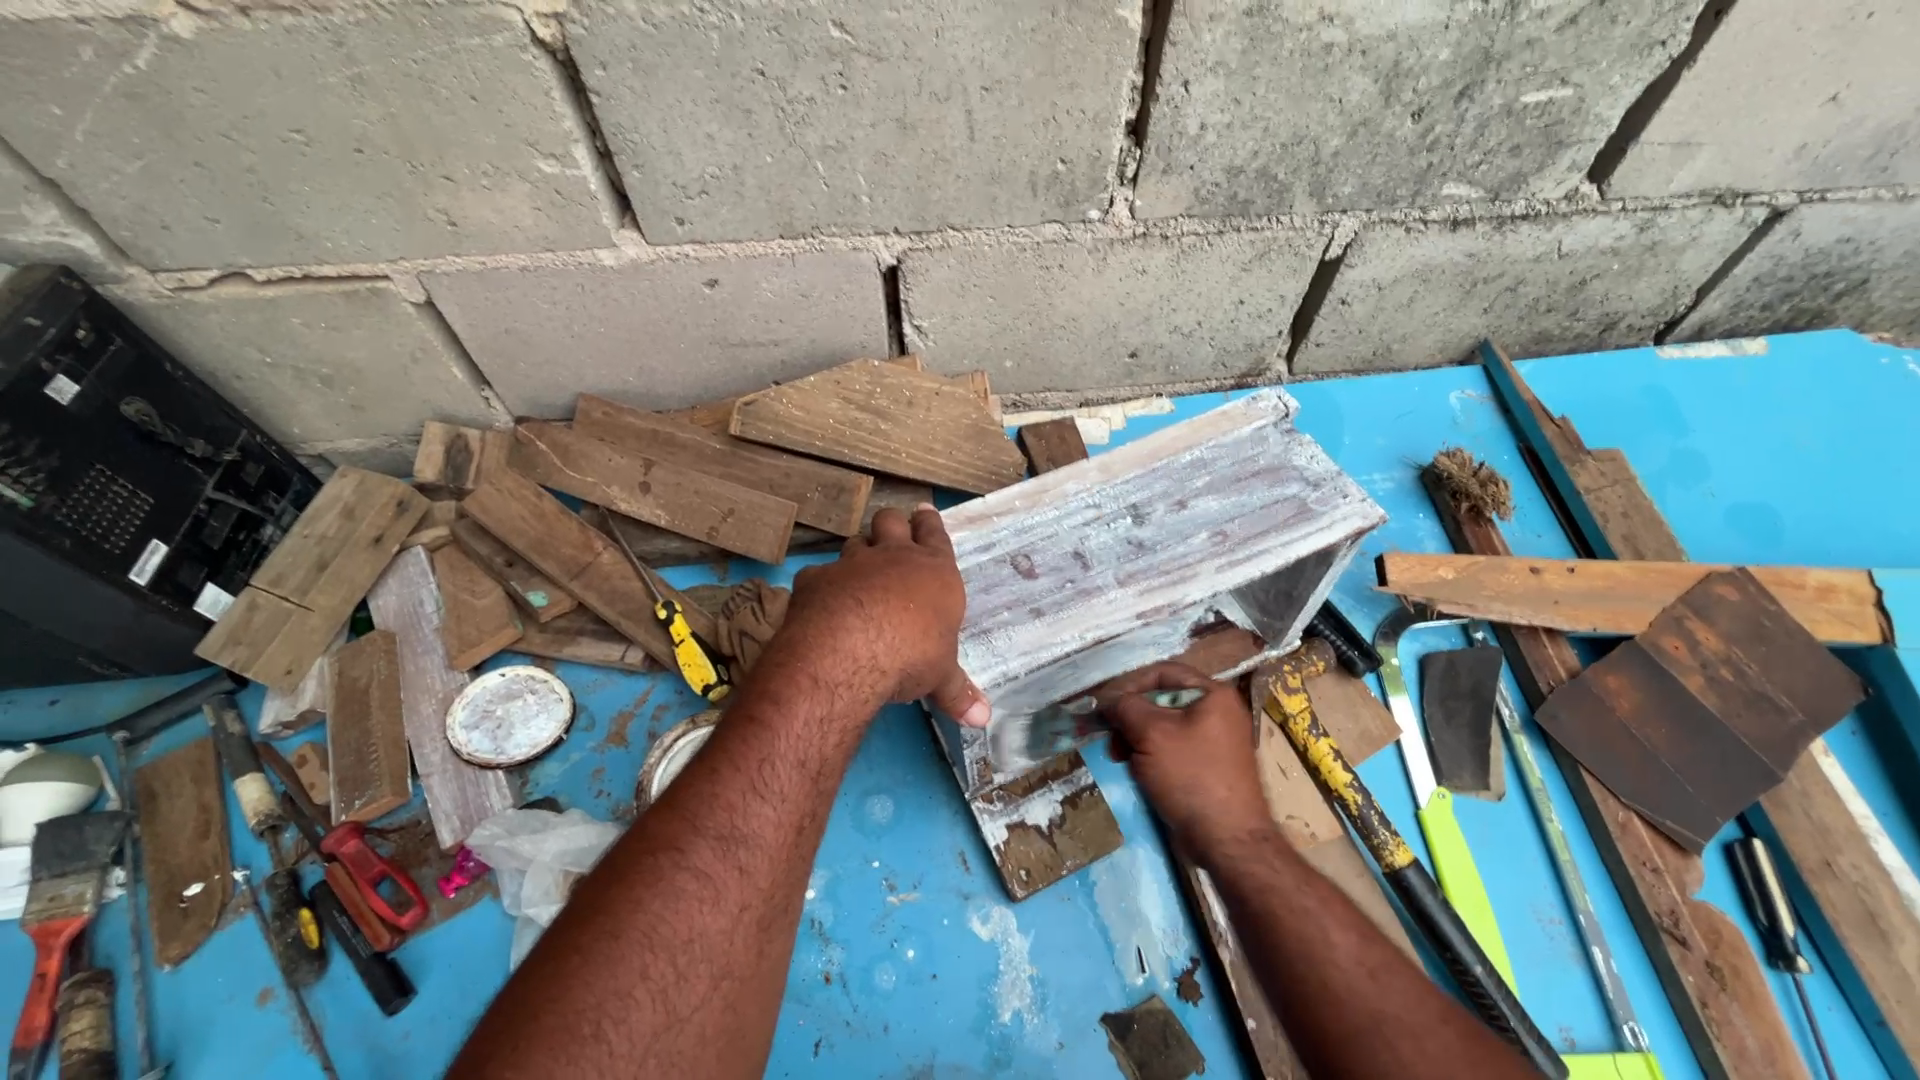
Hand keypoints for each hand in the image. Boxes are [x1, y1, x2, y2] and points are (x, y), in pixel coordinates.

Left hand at [782, 506, 989, 726]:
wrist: (848, 652)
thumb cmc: (912, 657)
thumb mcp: (940, 677)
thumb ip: (957, 692)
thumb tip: (984, 720)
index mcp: (933, 571)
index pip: (934, 534)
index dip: (930, 522)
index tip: (925, 511)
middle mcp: (893, 557)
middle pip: (890, 521)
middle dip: (892, 525)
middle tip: (892, 533)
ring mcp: (851, 564)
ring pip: (854, 542)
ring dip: (858, 553)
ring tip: (859, 571)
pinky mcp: (815, 579)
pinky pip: (819, 574)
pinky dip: (823, 586)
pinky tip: (822, 603)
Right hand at [1097, 662, 1270, 856]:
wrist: (1228, 840)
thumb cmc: (1191, 777)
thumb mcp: (1151, 733)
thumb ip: (1124, 707)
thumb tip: (1106, 700)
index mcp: (1212, 694)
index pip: (1161, 672)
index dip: (1129, 685)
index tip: (1104, 706)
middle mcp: (1217, 711)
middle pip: (1160, 700)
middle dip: (1130, 717)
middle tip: (1109, 737)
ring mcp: (1214, 741)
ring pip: (1162, 727)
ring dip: (1135, 738)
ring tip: (1120, 758)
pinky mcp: (1207, 767)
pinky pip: (1171, 749)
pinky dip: (1149, 755)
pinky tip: (1137, 772)